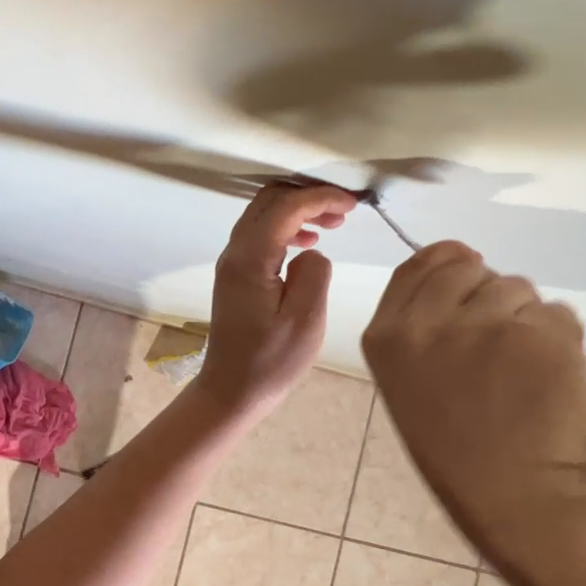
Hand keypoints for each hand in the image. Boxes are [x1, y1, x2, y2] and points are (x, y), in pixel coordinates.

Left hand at [195, 184, 356, 415]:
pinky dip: (286, 228)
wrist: (231, 389)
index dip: (320, 198)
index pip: (284, 208)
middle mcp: (234, 253)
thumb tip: (312, 251)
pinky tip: (309, 243)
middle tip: (344, 210)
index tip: (353, 204)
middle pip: (268, 201)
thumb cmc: (270, 361)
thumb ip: (314, 274)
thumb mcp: (305, 320)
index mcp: (249, 260)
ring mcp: (231, 263)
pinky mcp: (235, 275)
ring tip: (334, 224)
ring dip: (298, 211)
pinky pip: (260, 234)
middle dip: (308, 197)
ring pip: (263, 215)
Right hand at [361, 240, 585, 547]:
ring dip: (526, 319)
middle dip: (488, 295)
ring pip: (518, 288)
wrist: (518, 495)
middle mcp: (426, 322)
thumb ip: (421, 324)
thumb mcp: (408, 379)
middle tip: (495, 347)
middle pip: (469, 267)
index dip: (451, 269)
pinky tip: (548, 380)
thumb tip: (465, 264)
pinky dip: (560, 340)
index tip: (467, 294)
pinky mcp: (539, 334)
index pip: (420, 264)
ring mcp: (483, 326)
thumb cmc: (456, 445)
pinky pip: (557, 313)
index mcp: (385, 336)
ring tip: (521, 371)